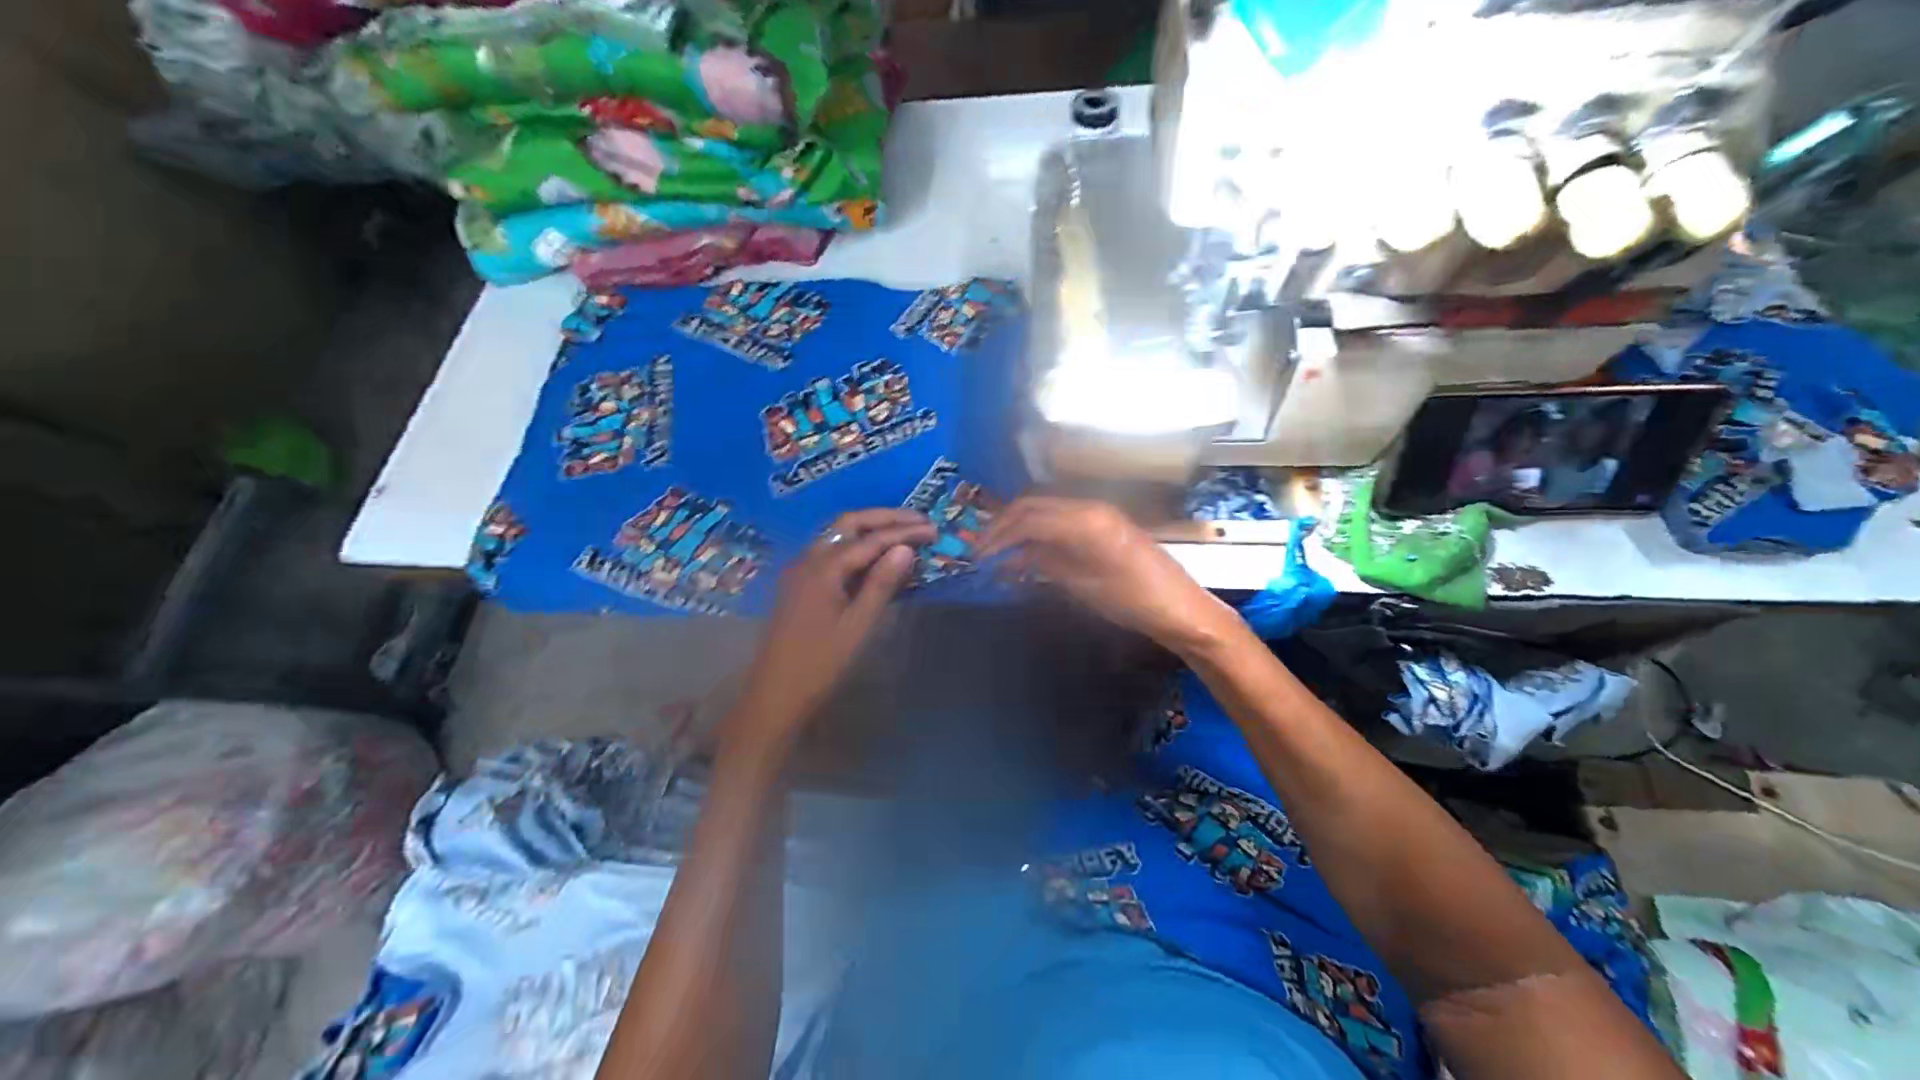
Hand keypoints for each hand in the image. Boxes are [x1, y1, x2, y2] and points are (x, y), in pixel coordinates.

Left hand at [733, 509, 933, 742]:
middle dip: (885, 518)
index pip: (870, 539)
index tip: (933, 528)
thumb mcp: (858, 625)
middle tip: (919, 520)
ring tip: (902, 532)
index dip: (904, 532)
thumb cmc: (820, 664)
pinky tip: (875, 557)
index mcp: (823, 568)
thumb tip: (907, 549)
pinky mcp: (800, 584)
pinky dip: (855, 545)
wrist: (775, 694)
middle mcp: (808, 559)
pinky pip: (830, 552)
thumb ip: (882, 584)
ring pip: (837, 535)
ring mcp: (800, 570)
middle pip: (849, 524)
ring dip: (869, 529)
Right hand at [979, 497, 1241, 656]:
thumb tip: (1012, 557)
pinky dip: (1040, 534)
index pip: (1028, 518)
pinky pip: (1062, 523)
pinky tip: (1028, 555)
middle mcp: (1090, 508)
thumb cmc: (1135, 601)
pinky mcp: (1105, 527)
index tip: (976, 555)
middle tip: (980, 550)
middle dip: (1003, 525)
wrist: (1182, 609)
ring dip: (1020, 528)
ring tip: (997, 552)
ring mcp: (1100, 515)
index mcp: (1085, 521)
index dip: (998, 535)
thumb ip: (1047, 565)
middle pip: (1034, 507)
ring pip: (1046, 512)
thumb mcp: (1085, 587)